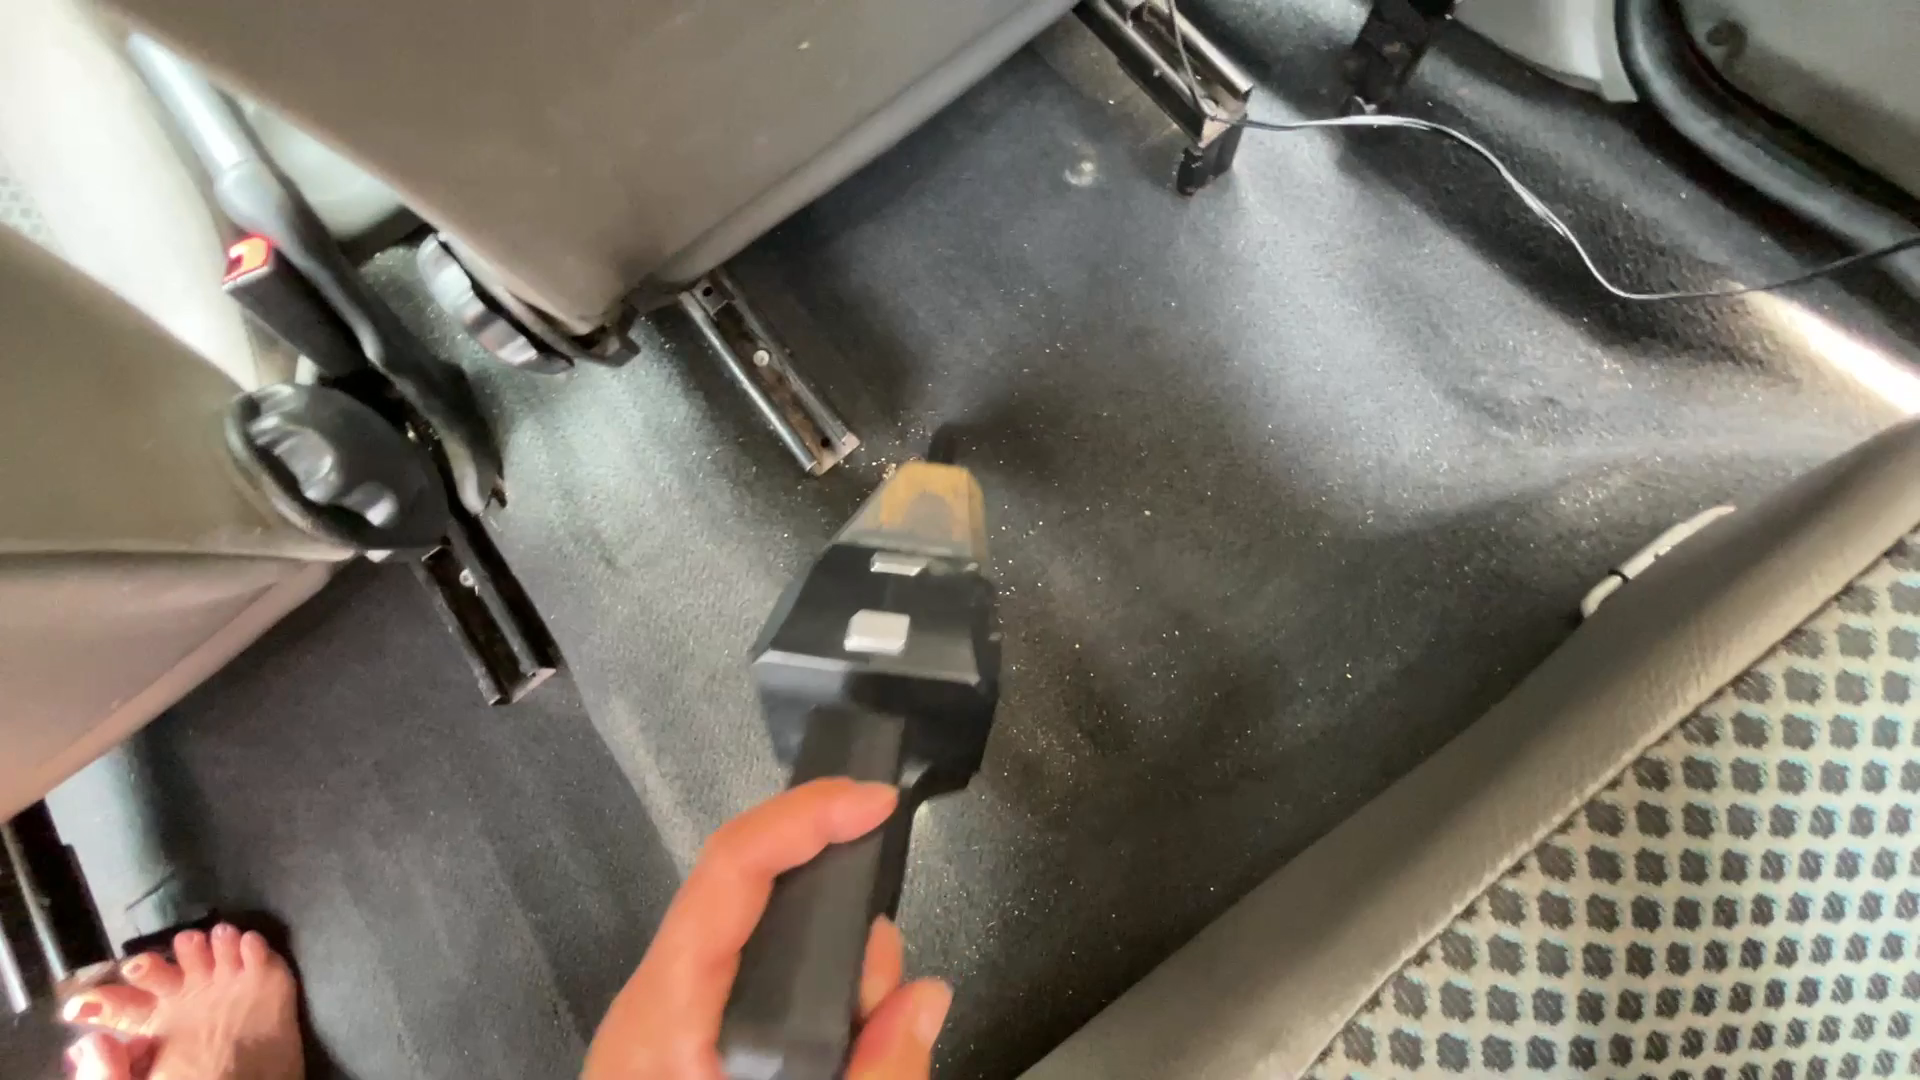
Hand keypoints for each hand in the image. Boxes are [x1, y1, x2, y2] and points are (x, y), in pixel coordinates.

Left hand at [583, 778, 951, 1078]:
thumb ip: (876, 1079)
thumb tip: (929, 995)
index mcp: (667, 1019)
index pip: (732, 870)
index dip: (807, 817)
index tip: (877, 802)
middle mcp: (659, 997)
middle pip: (756, 888)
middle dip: (842, 907)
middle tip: (887, 990)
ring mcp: (669, 1013)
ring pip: (768, 928)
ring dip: (836, 956)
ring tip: (868, 1029)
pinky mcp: (685, 1032)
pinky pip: (763, 968)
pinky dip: (816, 981)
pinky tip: (842, 1036)